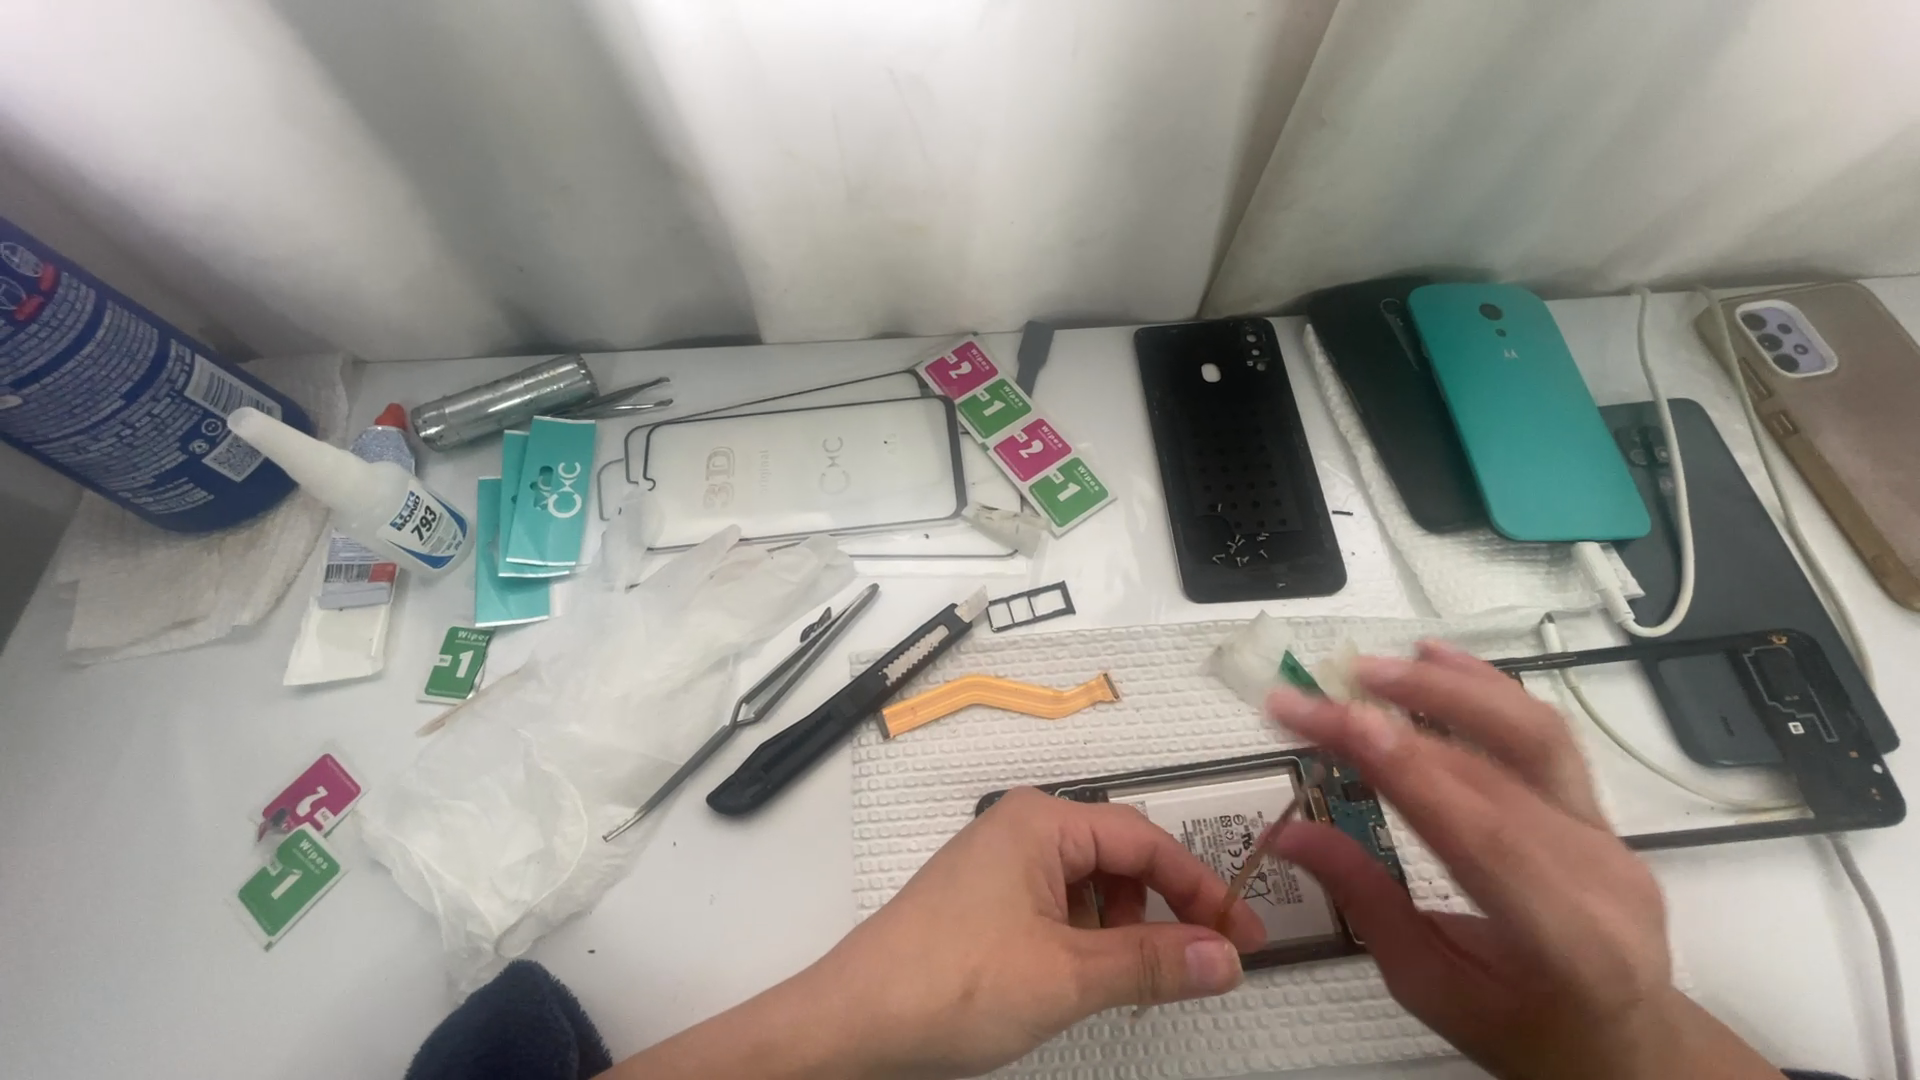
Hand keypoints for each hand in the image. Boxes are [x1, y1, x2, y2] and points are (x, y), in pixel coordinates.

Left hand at [800, 788, 1269, 1077]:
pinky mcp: (985, 894)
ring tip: (1122, 974)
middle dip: (1163, 905)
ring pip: (1089, 880)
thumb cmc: (958, 982)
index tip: (1246, 937)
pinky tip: (1079, 971)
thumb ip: (1154, 963)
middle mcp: (1021, 825)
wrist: (855, 1020)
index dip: (1202, 887)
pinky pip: (1056, 900)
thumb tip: (1228, 958)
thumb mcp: (1068, 975)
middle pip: (1118, 854)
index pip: (1145, 839)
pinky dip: (1085, 933)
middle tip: (1202, 961)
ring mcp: (999, 859)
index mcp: (1042, 820)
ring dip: (1122, 923)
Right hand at [1264, 640, 1782, 1079]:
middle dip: (1392, 721)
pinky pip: (1543, 735)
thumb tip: (1284, 833)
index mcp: (1565, 941)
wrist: (1629, 1043)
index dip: (1407, 770)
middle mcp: (1599, 874)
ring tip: (1369, 668)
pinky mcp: (1596, 809)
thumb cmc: (1522, 1030)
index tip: (1338, 722)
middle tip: (1314, 698)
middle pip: (1491, 772)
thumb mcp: (1428, 985)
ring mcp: (1606, 833)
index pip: (1480, 836)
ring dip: (1445, 688)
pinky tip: (1435, 655)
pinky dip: (1485, 686)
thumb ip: (1363, 899)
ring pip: (1532, 735)